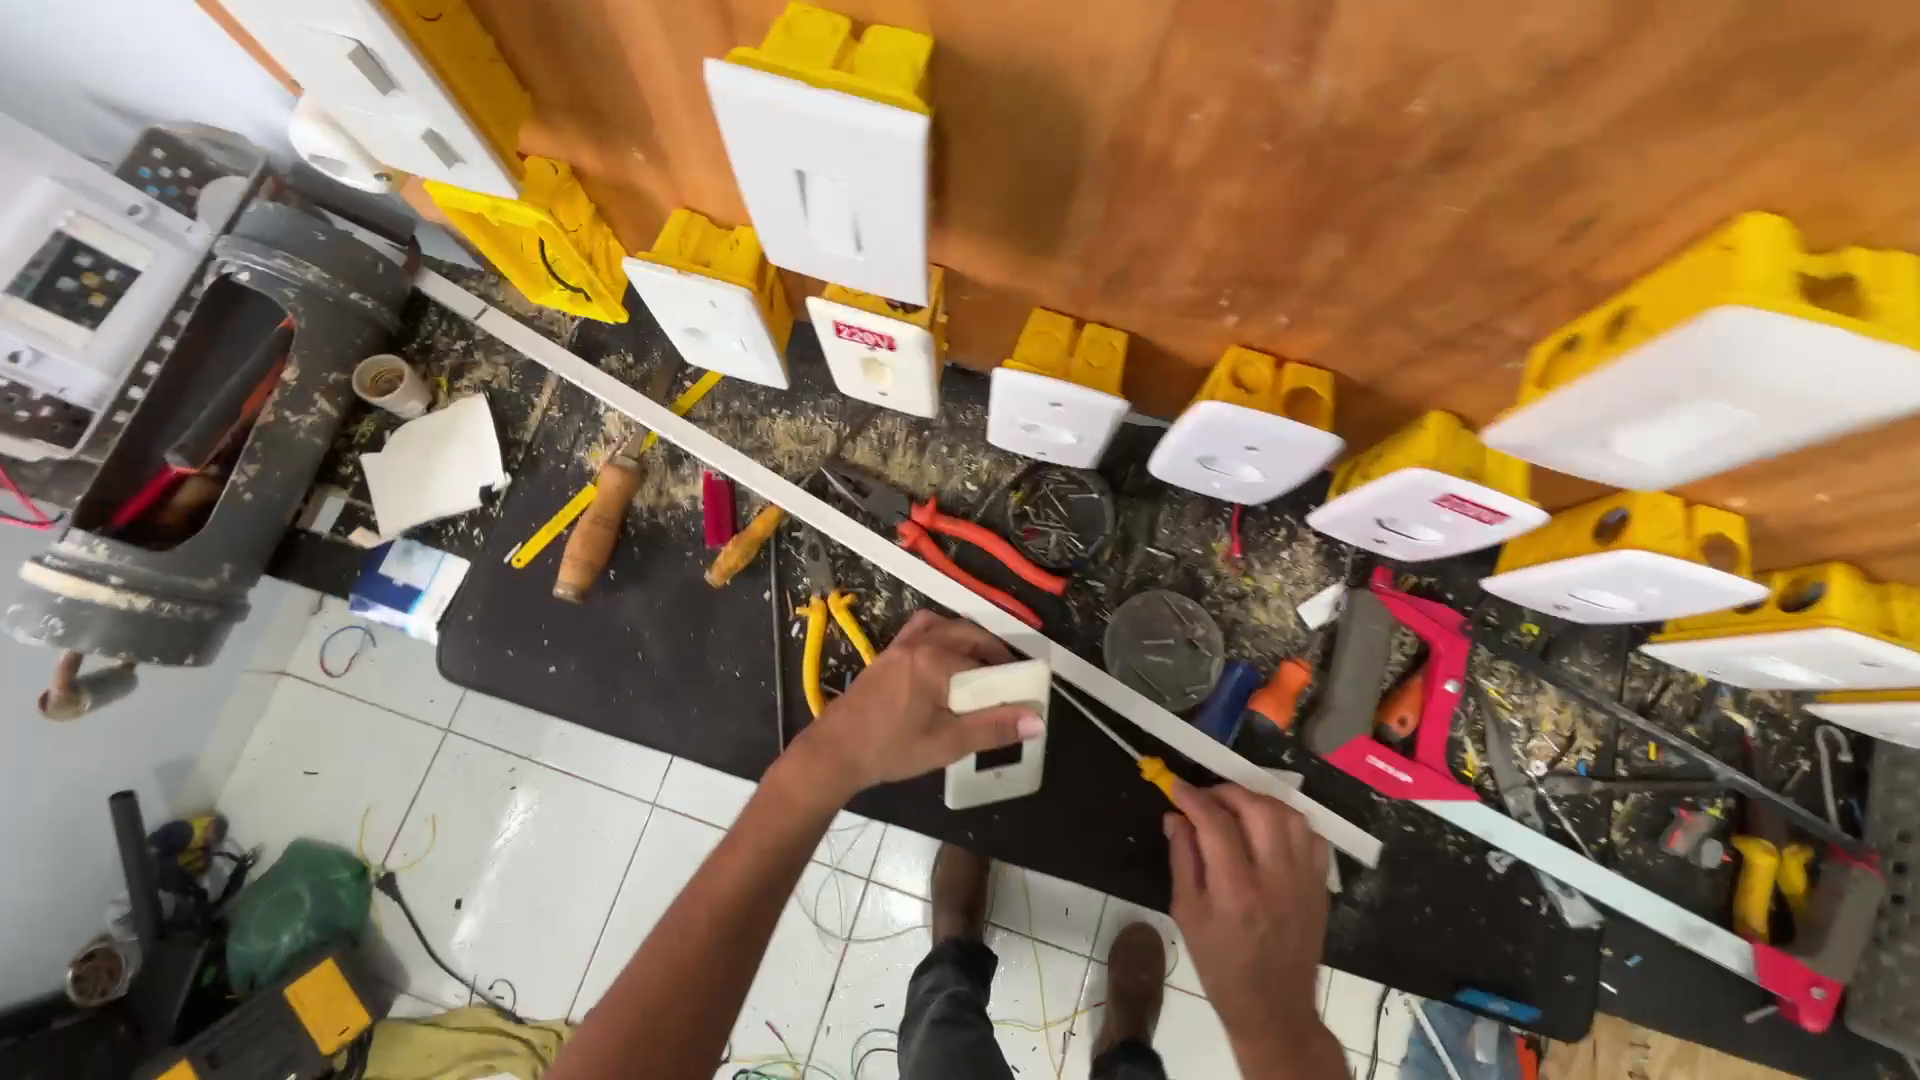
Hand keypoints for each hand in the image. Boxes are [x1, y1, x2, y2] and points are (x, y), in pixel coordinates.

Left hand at [793, 611, 1043, 797]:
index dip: (1010, 673)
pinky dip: (941, 636)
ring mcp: (899, 646)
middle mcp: (919, 643)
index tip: (1024, 690)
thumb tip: (1037, 720)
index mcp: (936, 661)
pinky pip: (921, 631)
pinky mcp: (886, 655)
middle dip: (992, 651)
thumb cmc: (891, 749)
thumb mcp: (947, 743)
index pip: (986, 660)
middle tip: (1007, 678)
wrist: (834, 752)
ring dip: (966, 638)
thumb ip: (993, 728)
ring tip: (979, 665)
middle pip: (968, 633)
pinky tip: (943, 662)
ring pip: (943, 626)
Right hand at [1165, 782, 1334, 1051]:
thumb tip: (1175, 816)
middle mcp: (1275, 880)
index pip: (1214, 823)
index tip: (1175, 786)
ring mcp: (1304, 882)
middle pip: (1257, 809)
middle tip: (1206, 798)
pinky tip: (1268, 831)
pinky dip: (1288, 823)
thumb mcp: (1186, 913)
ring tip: (1237, 809)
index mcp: (1235, 891)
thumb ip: (1182, 858)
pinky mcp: (1320, 887)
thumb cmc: (1220, 964)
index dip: (1192, 797)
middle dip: (1227, 792)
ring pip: (1289, 816)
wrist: (1273, 1007)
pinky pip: (1312, 837)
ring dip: (1259, 802)